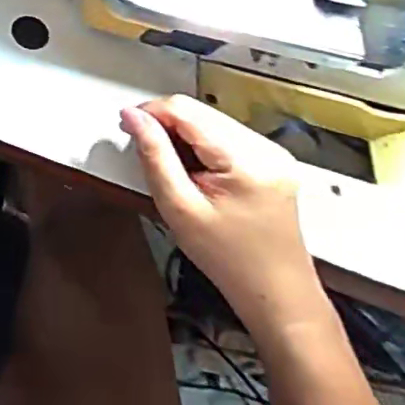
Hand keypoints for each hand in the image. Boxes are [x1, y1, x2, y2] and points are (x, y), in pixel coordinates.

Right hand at [120, 95, 317, 332]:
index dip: (149, 112)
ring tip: (173, 167)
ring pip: (208, 118)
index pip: (185, 110)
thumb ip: (153, 154)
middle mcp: (265, 149)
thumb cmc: (229, 260)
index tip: (128, 127)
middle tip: (145, 150)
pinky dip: (199, 143)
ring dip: (181, 133)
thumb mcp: (178, 206)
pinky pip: (223, 133)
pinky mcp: (271, 159)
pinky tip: (194, 169)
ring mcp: (272, 152)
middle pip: (198, 110)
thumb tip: (133, 116)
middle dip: (165, 124)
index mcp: (246, 160)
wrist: (276, 294)